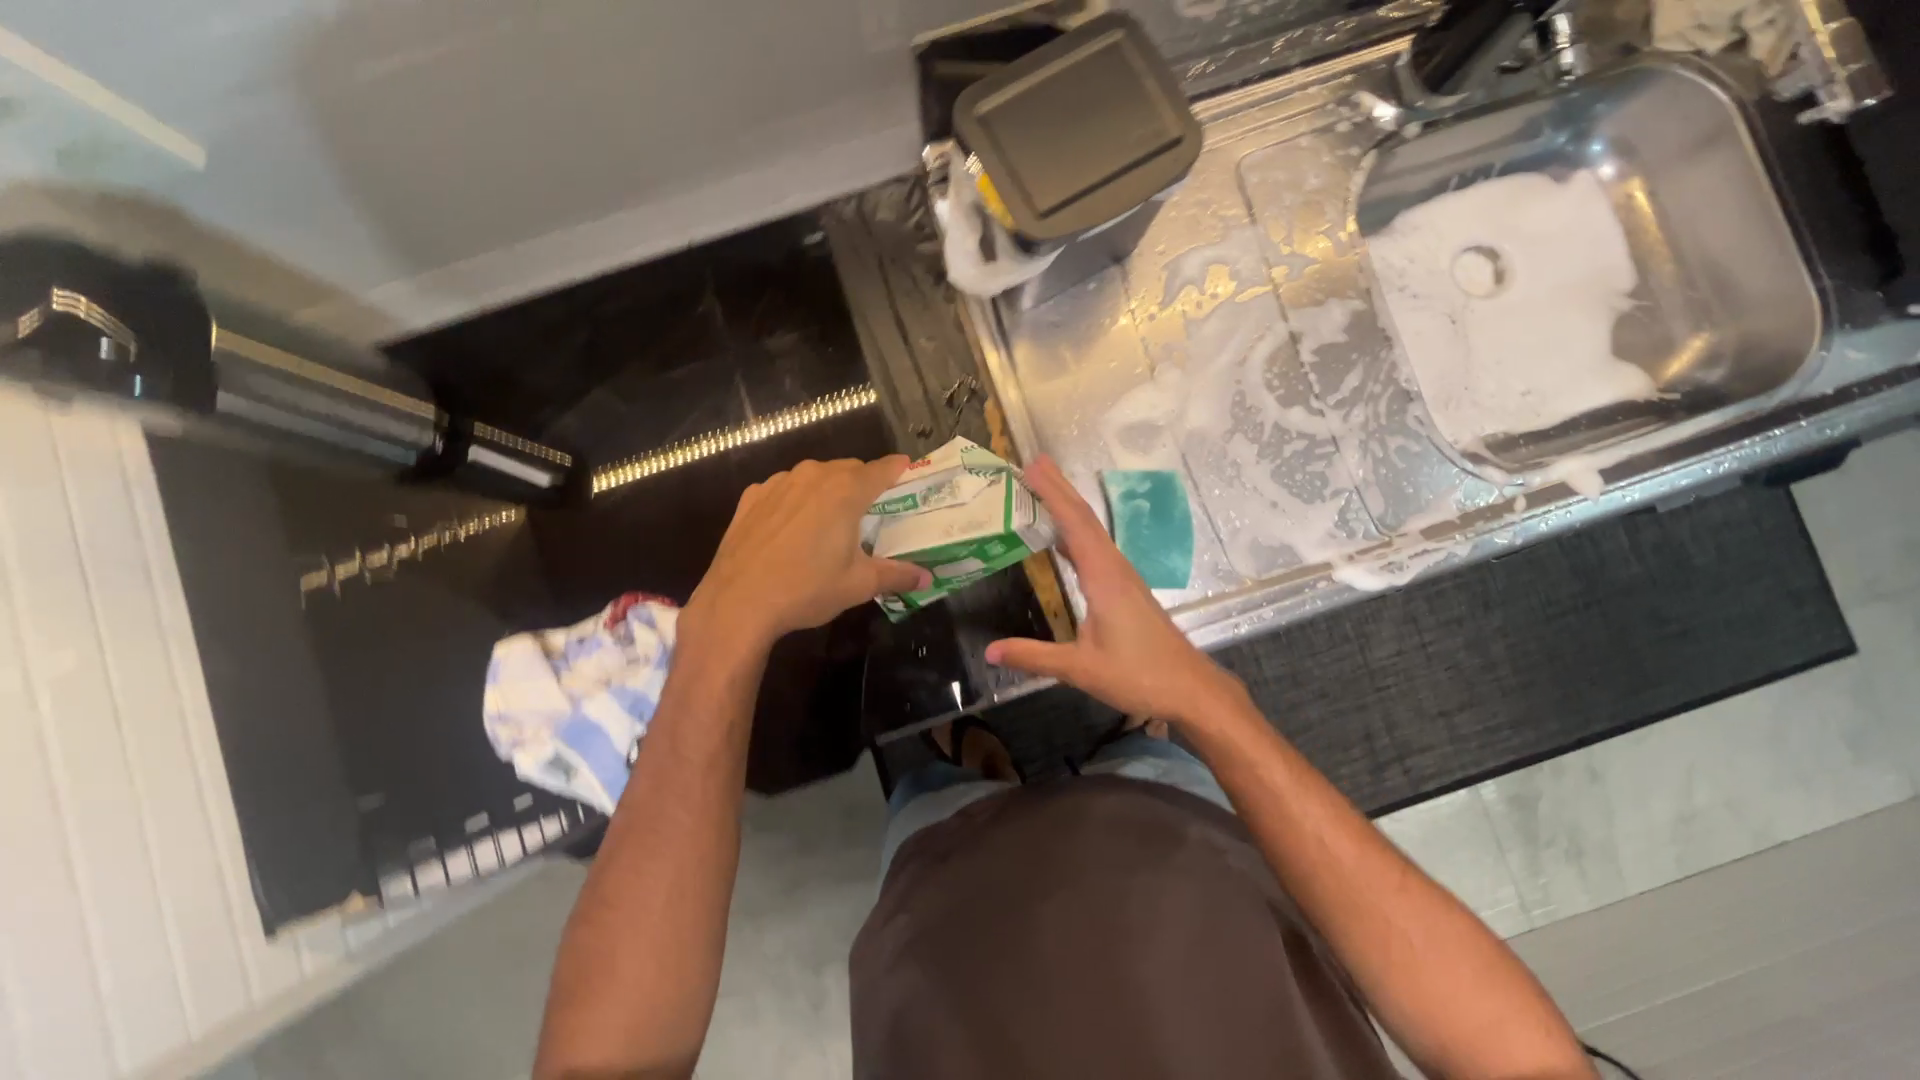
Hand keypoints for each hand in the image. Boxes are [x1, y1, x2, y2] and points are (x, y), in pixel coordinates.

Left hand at [686, 456, 930, 647]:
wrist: (737, 602)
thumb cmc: (806, 589)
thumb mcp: (858, 585)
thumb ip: (895, 575)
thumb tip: (926, 578)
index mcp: (845, 492)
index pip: (882, 469)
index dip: (898, 469)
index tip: (908, 469)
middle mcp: (813, 476)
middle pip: (848, 469)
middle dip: (863, 483)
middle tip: (872, 508)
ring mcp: (778, 483)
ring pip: (813, 476)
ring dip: (827, 490)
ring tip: (830, 519)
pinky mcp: (751, 497)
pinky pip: (784, 489)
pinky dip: (795, 500)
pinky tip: (792, 527)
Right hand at [985, 457, 1246, 731]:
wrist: (1189, 689)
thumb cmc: (1138, 675)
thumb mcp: (1080, 669)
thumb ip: (1035, 657)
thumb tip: (991, 650)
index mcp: (1104, 578)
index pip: (1075, 525)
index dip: (1053, 494)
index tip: (1032, 467)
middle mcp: (1115, 569)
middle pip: (1085, 520)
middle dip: (1060, 489)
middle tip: (1033, 462)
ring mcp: (1123, 578)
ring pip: (1093, 533)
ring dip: (1068, 508)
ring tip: (1043, 489)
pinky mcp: (1126, 590)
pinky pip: (1097, 550)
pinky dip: (1076, 535)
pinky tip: (1062, 539)